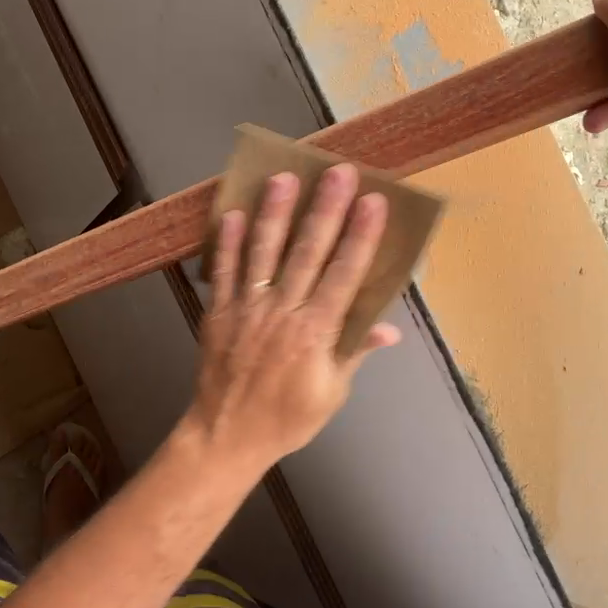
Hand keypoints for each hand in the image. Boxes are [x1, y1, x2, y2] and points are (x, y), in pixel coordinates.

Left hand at [183, 164, 400, 468]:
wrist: (227, 435)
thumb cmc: (287, 419)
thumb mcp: (332, 392)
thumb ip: (354, 352)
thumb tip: (389, 328)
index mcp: (315, 332)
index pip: (344, 274)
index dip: (360, 236)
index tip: (373, 201)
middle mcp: (282, 312)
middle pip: (307, 252)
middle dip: (325, 210)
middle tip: (336, 172)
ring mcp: (246, 309)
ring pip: (263, 253)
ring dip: (274, 213)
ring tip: (283, 178)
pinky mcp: (218, 312)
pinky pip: (223, 272)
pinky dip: (228, 243)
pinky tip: (234, 213)